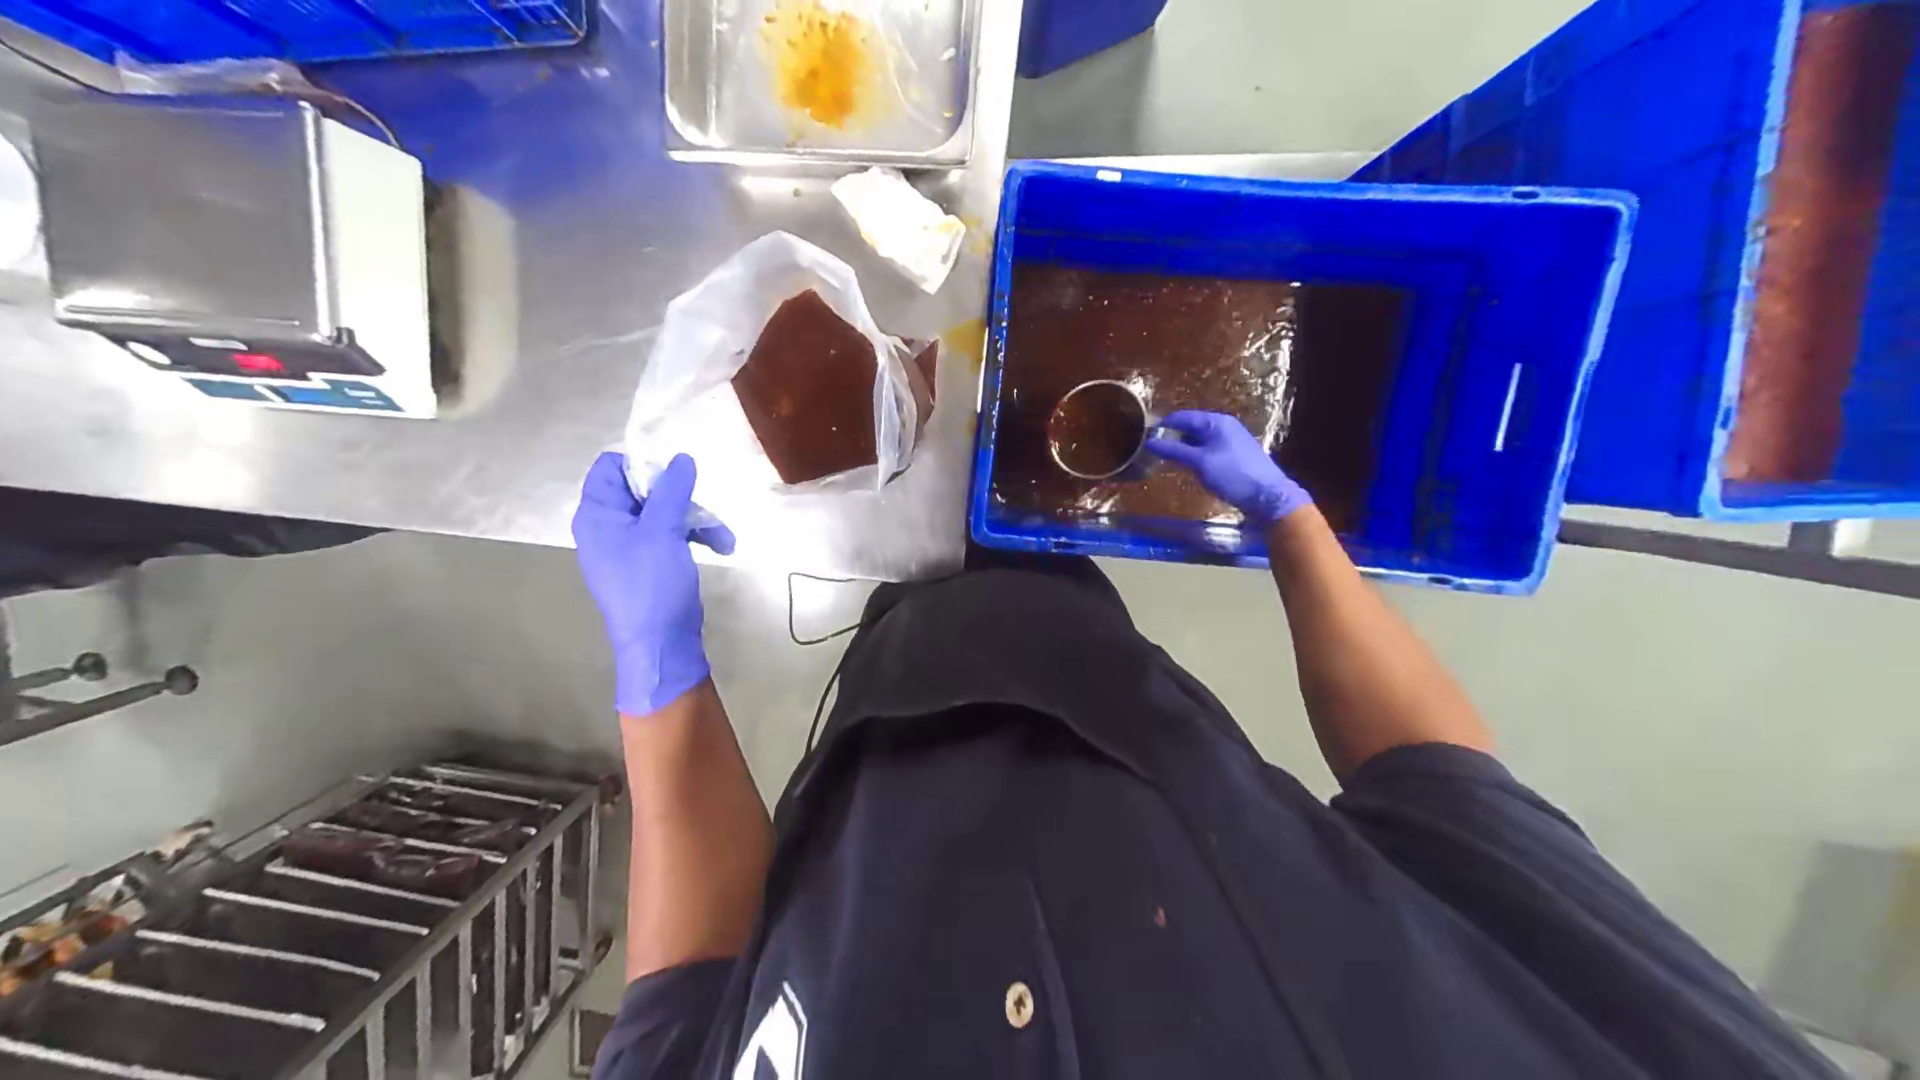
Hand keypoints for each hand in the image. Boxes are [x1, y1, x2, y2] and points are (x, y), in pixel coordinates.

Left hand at [572, 452, 735, 716]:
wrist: (660, 643)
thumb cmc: (652, 583)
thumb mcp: (662, 531)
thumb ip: (672, 490)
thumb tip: (681, 458)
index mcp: (597, 514)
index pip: (611, 467)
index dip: (643, 466)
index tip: (676, 478)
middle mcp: (607, 527)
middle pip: (642, 490)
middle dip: (681, 497)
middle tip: (704, 510)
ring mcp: (628, 547)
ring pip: (663, 514)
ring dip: (695, 520)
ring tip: (724, 538)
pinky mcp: (649, 564)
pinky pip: (669, 537)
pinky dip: (692, 538)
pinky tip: (720, 547)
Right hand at [1147, 410, 1310, 525]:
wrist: (1267, 496)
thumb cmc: (1232, 475)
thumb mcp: (1199, 462)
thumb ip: (1173, 451)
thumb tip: (1149, 441)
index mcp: (1216, 422)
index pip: (1181, 417)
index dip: (1162, 426)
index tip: (1145, 438)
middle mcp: (1223, 426)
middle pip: (1190, 427)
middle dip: (1172, 438)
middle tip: (1153, 452)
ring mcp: (1230, 440)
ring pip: (1199, 439)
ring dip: (1183, 448)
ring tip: (1166, 461)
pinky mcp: (1234, 454)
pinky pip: (1207, 449)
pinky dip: (1194, 455)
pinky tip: (1188, 467)